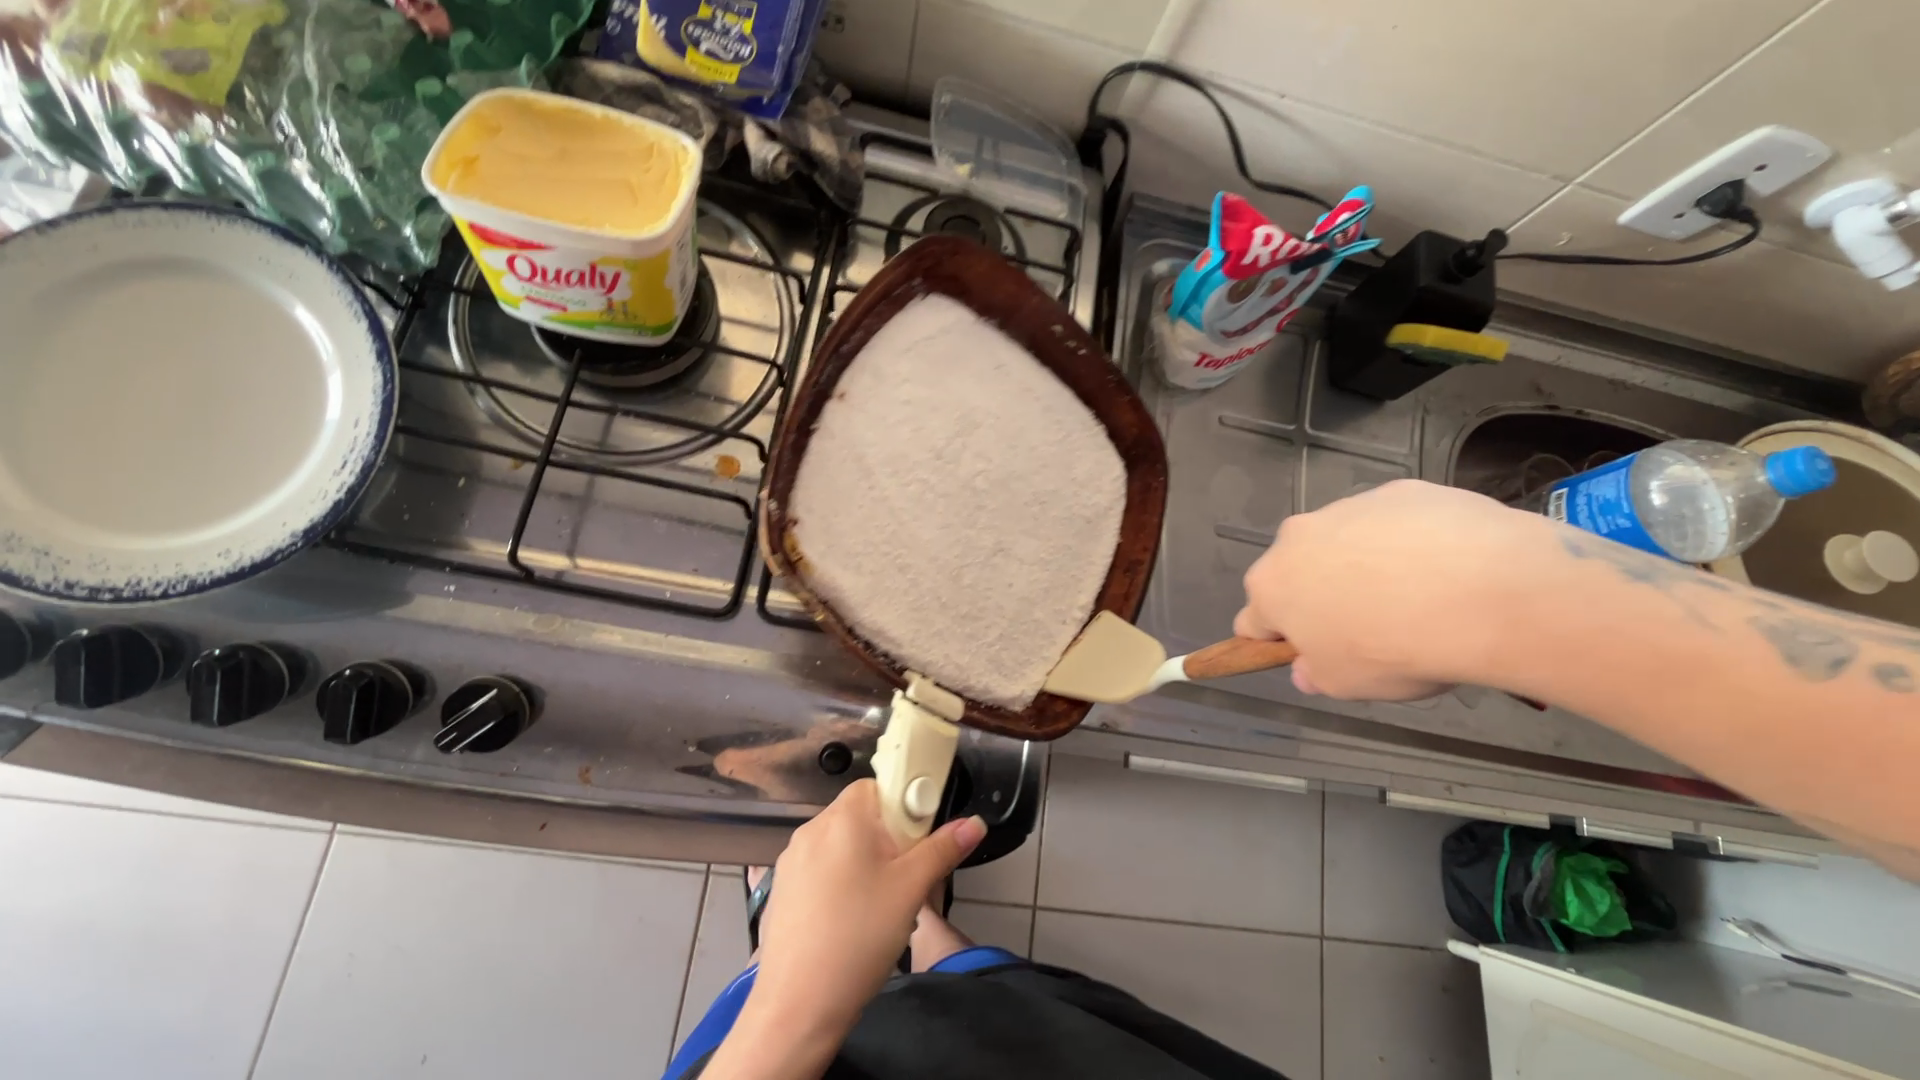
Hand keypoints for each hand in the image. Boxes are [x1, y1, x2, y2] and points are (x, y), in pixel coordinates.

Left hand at [751, 780, 985, 1034]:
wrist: (797, 1007)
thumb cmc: (860, 936)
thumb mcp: (911, 890)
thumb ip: (943, 849)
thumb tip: (975, 823)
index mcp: (840, 819)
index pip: (876, 786)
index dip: (903, 804)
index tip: (920, 838)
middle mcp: (810, 831)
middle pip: (859, 816)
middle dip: (889, 839)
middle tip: (908, 877)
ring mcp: (790, 863)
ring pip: (841, 846)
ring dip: (867, 863)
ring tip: (884, 906)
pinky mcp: (782, 893)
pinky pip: (821, 872)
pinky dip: (842, 885)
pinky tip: (854, 923)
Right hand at [1233, 479, 1555, 699]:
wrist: (1486, 593)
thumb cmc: (1397, 649)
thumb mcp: (1348, 686)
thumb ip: (1317, 674)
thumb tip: (1309, 667)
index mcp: (1272, 587)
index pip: (1253, 620)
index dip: (1280, 640)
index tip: (1313, 653)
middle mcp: (1297, 537)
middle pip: (1297, 571)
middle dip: (1321, 594)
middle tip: (1369, 626)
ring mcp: (1349, 507)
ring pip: (1344, 542)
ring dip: (1365, 565)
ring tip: (1420, 595)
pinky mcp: (1400, 490)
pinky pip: (1394, 522)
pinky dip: (1410, 542)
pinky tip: (1448, 567)